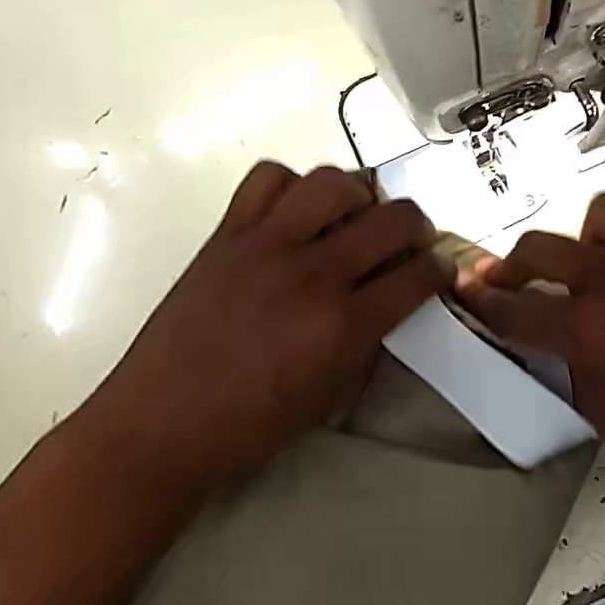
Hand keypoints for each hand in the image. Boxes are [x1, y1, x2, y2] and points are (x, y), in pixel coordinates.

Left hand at [73, 163, 446, 487]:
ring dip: (360, 196)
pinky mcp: (227, 234)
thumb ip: (373, 341)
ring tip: (355, 218)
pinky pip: (268, 180)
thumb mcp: (336, 393)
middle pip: (393, 220)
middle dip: (418, 227)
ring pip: (333, 183)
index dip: (441, 268)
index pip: (419, 276)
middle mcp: (313, 274)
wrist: (162, 424)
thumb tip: (392, 303)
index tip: (440, 270)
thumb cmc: (255, 423)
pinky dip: (293, 187)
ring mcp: (267, 247)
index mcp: (345, 325)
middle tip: (412, 242)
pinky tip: (297, 214)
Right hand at [455, 193, 604, 525]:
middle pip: (543, 247)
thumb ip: (572, 362)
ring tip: (596, 272)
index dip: (483, 301)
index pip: (516, 306)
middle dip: (514, 264)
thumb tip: (557, 338)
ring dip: (587, 242)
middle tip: (512, 278)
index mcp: (591, 329)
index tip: (468, 290)